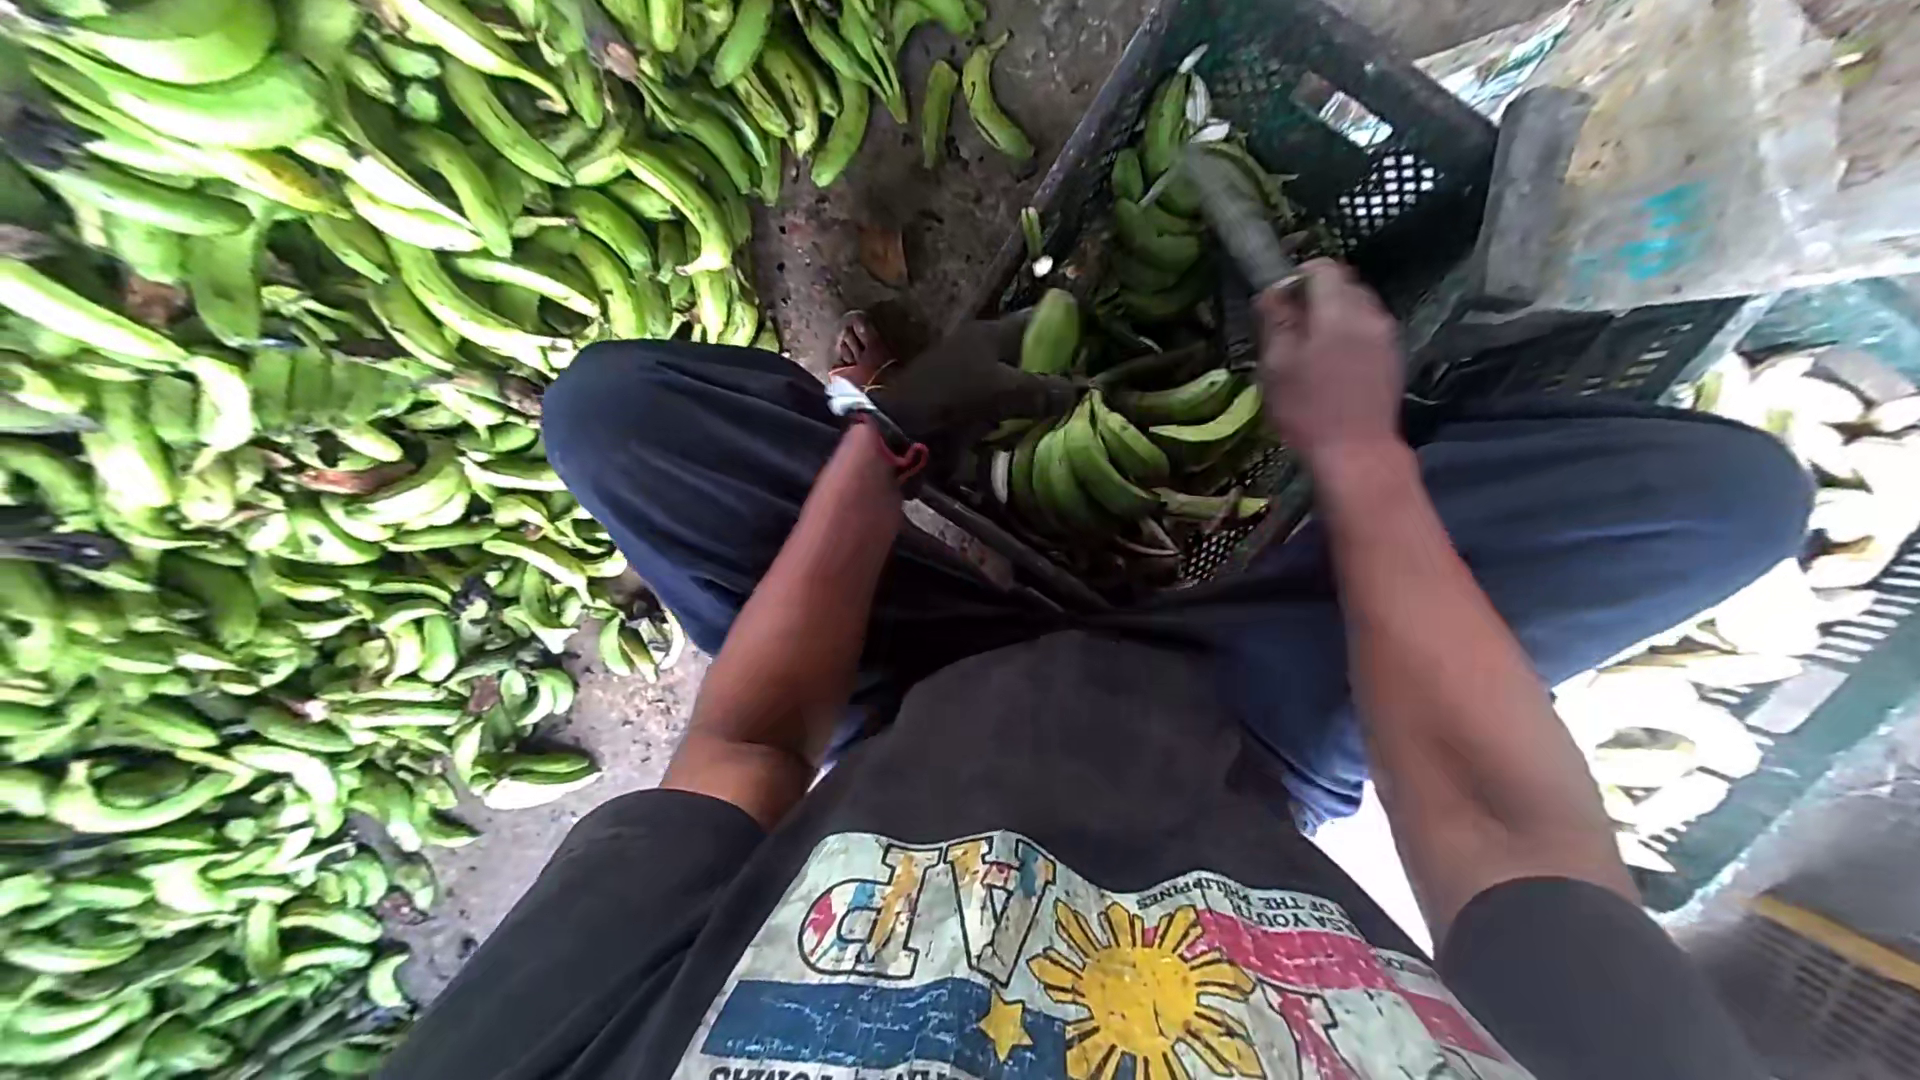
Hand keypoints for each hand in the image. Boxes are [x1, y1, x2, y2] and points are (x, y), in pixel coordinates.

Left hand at [868, 313, 1077, 447]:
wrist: (901, 426)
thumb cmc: (952, 396)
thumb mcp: (1003, 390)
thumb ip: (1041, 390)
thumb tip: (1076, 390)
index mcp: (989, 333)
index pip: (1034, 321)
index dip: (1060, 331)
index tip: (1085, 348)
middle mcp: (979, 348)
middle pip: (1024, 354)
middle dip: (1049, 370)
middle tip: (1077, 387)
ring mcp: (968, 375)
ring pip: (1011, 380)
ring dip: (1030, 395)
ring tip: (1059, 409)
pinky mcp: (960, 402)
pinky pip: (995, 403)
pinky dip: (1011, 412)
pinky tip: (1028, 425)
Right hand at [1255, 260, 1404, 464]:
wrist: (1355, 450)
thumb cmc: (1306, 410)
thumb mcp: (1276, 366)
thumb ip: (1276, 322)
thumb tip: (1272, 290)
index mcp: (1337, 312)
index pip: (1322, 268)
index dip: (1296, 277)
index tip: (1277, 302)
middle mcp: (1369, 314)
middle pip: (1342, 284)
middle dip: (1314, 296)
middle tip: (1288, 328)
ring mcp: (1386, 334)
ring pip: (1356, 306)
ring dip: (1331, 316)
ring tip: (1308, 349)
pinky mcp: (1392, 355)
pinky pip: (1366, 329)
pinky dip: (1347, 334)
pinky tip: (1330, 365)